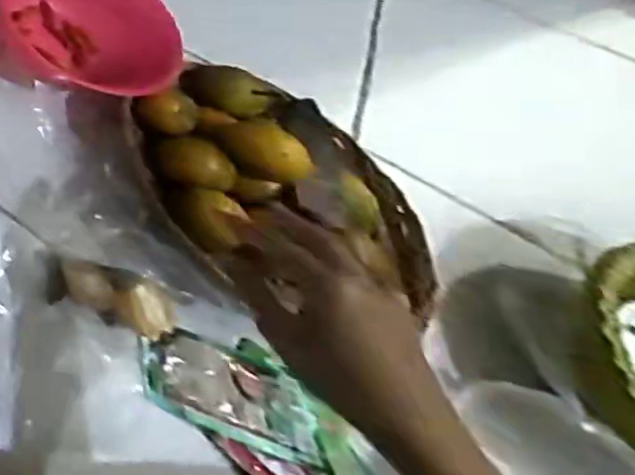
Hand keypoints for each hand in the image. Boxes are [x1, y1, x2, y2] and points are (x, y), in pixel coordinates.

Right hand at [229, 210, 497, 474]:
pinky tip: (326, 267)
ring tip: (289, 231)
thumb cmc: (338, 380)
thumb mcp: (286, 338)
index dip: (248, 228)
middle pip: (315, 235)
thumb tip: (229, 258)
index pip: (278, 244)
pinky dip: (334, 255)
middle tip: (257, 211)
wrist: (412, 422)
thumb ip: (256, 293)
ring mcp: (381, 287)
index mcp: (327, 281)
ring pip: (341, 247)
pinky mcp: (395, 303)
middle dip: (283, 220)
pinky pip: (358, 265)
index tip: (222, 213)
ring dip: (311, 233)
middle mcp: (356, 275)